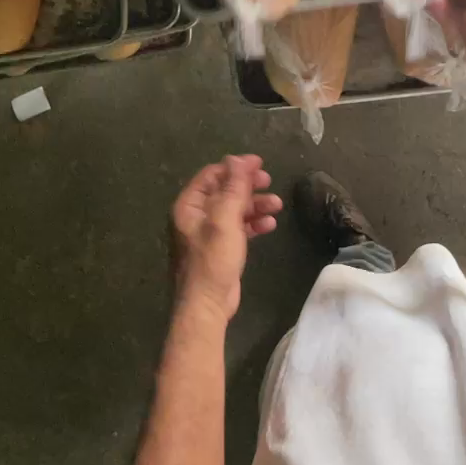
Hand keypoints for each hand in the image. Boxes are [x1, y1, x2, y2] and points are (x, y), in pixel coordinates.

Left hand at [170, 155, 281, 319]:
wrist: (206, 304)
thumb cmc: (212, 260)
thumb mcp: (224, 220)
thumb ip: (231, 188)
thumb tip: (236, 159)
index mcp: (189, 206)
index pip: (212, 176)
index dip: (235, 167)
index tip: (260, 164)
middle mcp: (195, 216)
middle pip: (224, 191)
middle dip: (247, 186)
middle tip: (269, 182)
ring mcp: (207, 234)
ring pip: (233, 210)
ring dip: (254, 205)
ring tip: (277, 205)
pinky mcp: (220, 249)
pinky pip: (237, 228)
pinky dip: (253, 224)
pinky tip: (269, 225)